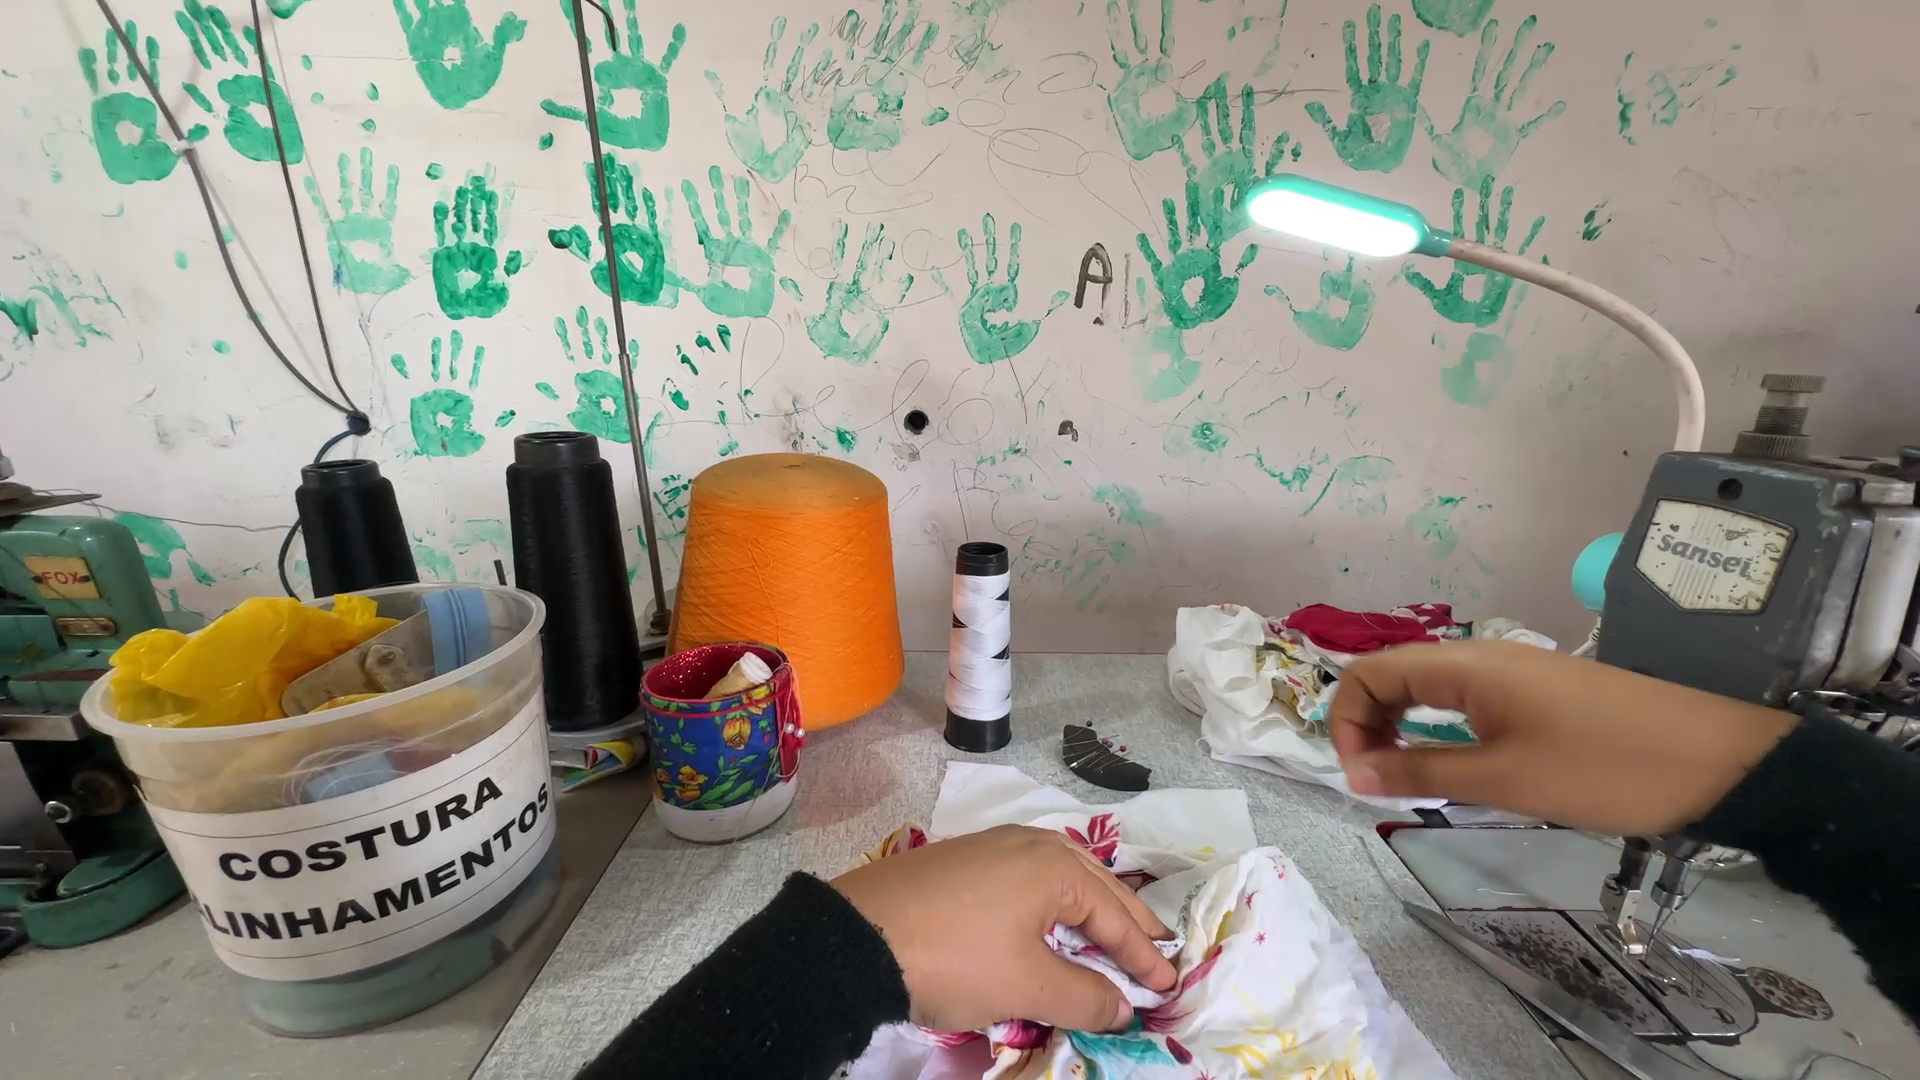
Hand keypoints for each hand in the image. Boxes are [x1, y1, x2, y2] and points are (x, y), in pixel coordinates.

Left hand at [829, 824, 1175, 1033]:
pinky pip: (1029, 877)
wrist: (861, 933)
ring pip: (1060, 876)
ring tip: (1111, 934)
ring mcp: (994, 845)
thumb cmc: (955, 956)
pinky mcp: (967, 859)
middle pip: (1094, 884)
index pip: (1114, 915)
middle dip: (1126, 920)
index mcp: (1053, 865)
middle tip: (1158, 950)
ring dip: (1089, 907)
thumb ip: (1084, 996)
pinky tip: (1050, 919)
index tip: (1170, 985)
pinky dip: (1054, 902)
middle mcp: (1029, 842)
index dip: (1144, 955)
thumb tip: (1122, 1006)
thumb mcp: (1026, 984)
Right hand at [1328, 641, 1796, 834]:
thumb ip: (1418, 771)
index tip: (1358, 773)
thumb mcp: (1503, 779)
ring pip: (1423, 684)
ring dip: (1396, 722)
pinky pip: (1457, 693)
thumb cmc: (1605, 769)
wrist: (1730, 763)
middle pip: (1389, 674)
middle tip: (1373, 776)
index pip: (1367, 674)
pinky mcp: (1533, 686)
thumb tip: (1351, 775)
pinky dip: (1432, 721)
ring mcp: (1507, 668)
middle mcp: (1475, 654)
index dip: (1345, 720)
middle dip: (1365, 721)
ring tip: (1400, 769)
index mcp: (1460, 665)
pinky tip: (1446, 753)